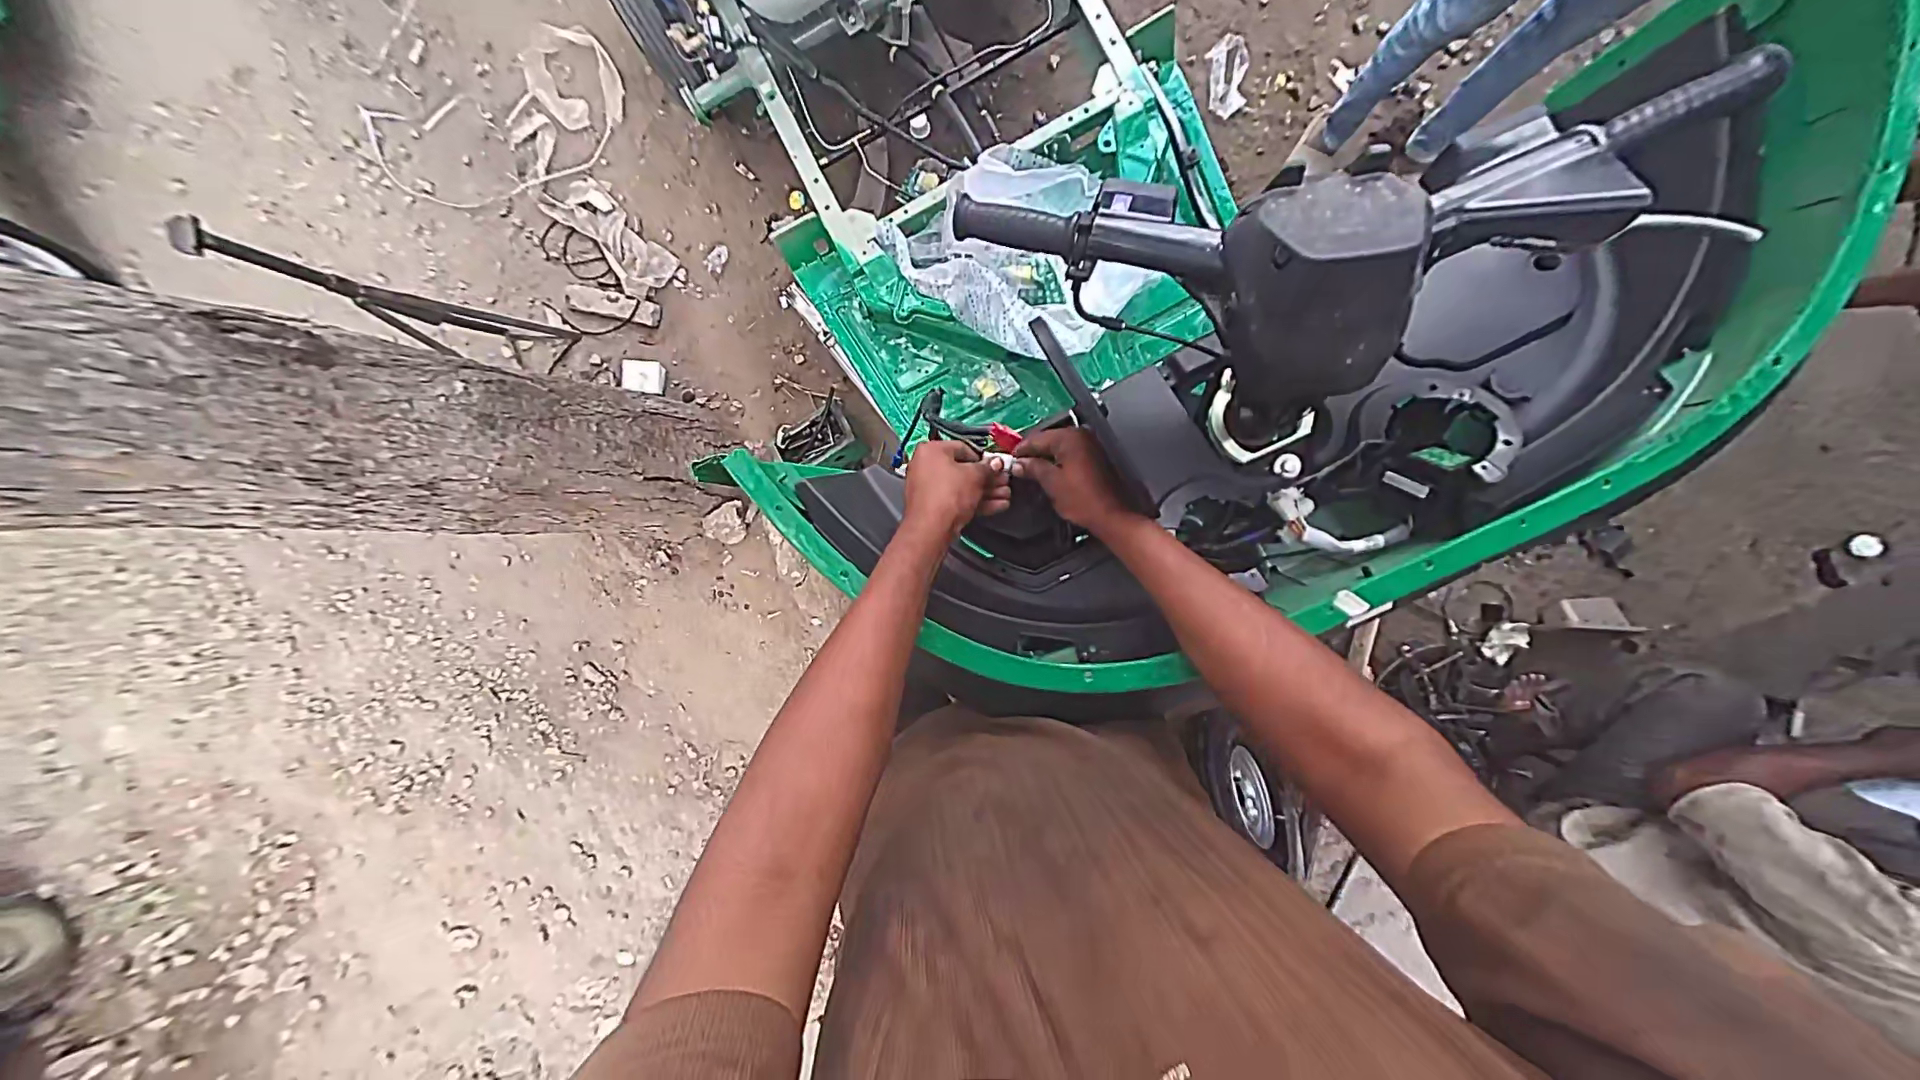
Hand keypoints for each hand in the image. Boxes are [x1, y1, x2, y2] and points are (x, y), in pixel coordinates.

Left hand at [901, 440, 1011, 542]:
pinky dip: (975, 502)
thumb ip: (988, 468)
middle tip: (1004, 481)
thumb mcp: (974, 476)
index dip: (983, 458)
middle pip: (963, 470)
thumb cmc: (950, 494)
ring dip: (986, 491)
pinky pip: (957, 500)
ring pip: (962, 487)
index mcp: (931, 450)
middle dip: (987, 478)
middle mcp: (926, 466)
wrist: (931, 529)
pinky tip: (997, 505)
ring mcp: (929, 488)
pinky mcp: (934, 507)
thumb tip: (996, 463)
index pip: (962, 448)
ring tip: (1006, 495)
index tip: (997, 466)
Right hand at [1013, 427, 1137, 535]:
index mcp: (1069, 438)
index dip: (1020, 450)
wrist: (1111, 515)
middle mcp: (1081, 436)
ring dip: (1044, 456)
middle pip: (1048, 439)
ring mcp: (1089, 445)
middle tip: (1017, 466)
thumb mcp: (1052, 483)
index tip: (1009, 460)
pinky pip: (1069, 453)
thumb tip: (1019, 464)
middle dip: (1032, 452)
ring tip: (1030, 470)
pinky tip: (1048, 471)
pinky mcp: (1094, 457)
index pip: (1037, 438)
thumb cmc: (1082, 500)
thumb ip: (1033, 468)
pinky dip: (1057, 460)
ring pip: (1058, 446)